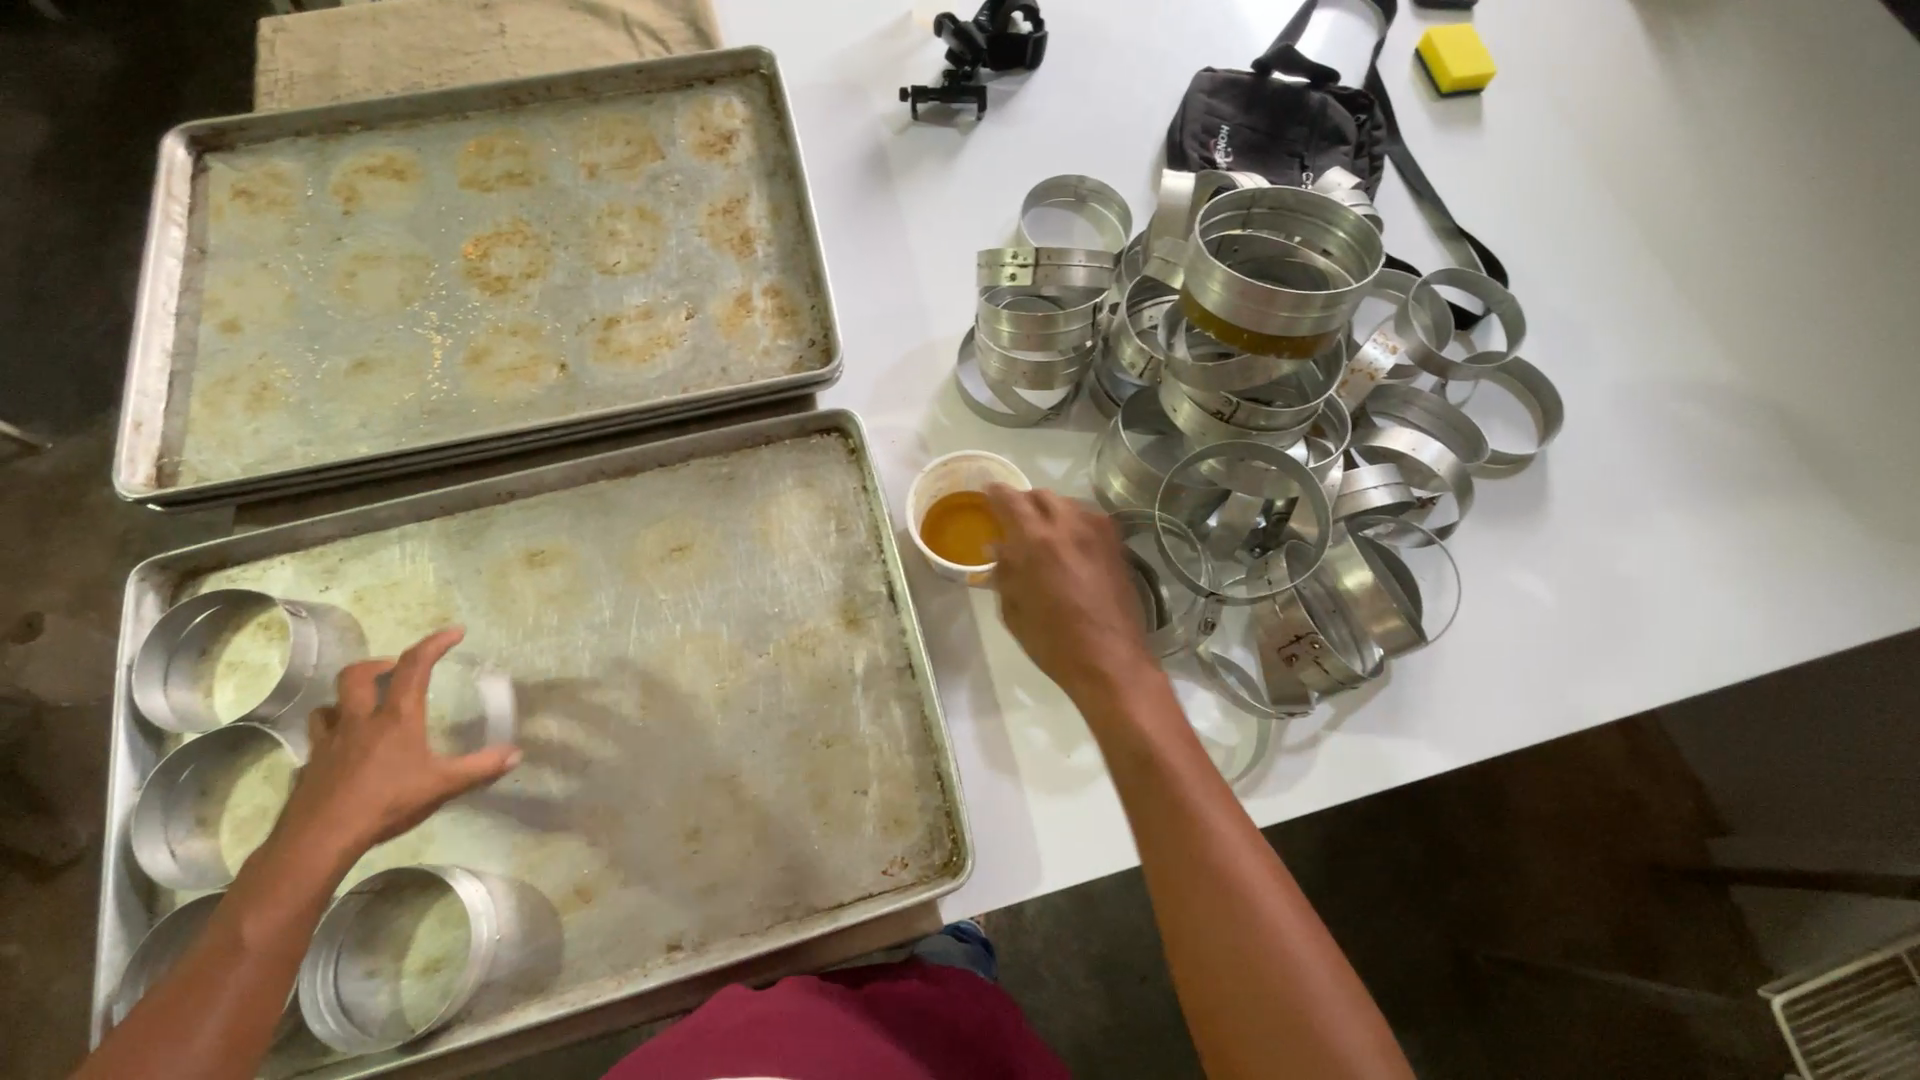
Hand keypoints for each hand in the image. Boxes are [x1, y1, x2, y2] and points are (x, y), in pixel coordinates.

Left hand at [278, 627, 520, 859]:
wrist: (321, 837)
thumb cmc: (387, 803)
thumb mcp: (443, 786)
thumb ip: (481, 768)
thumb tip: (516, 754)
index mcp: (396, 718)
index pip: (415, 667)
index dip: (434, 643)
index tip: (454, 632)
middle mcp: (360, 720)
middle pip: (357, 675)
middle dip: (377, 665)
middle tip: (395, 671)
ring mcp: (330, 741)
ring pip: (328, 705)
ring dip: (347, 700)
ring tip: (364, 709)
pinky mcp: (310, 764)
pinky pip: (318, 738)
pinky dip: (330, 734)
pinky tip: (342, 749)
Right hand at [984, 485, 1158, 703]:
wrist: (1110, 660)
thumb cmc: (1054, 642)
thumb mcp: (1014, 610)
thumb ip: (1005, 572)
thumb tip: (999, 549)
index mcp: (1036, 540)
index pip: (1011, 500)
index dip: (996, 493)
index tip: (988, 493)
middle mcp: (1070, 525)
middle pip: (1042, 495)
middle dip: (1025, 502)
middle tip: (1014, 519)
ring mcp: (1099, 533)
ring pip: (1069, 504)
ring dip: (1051, 511)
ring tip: (1042, 532)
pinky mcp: (1118, 546)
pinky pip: (1090, 520)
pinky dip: (1074, 523)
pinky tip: (1069, 544)